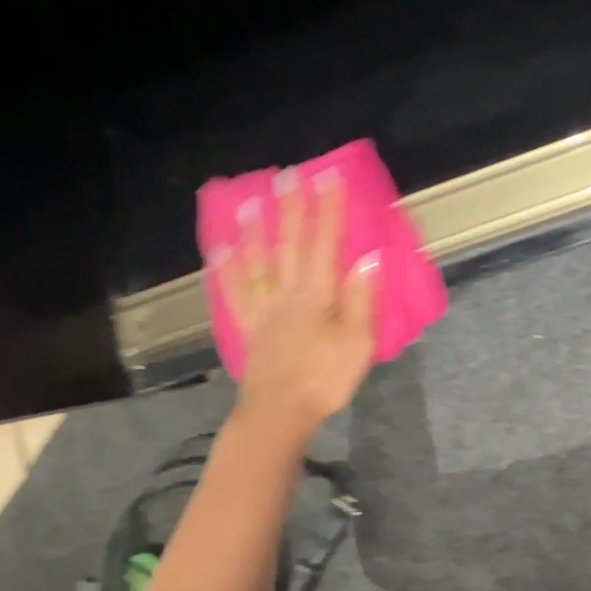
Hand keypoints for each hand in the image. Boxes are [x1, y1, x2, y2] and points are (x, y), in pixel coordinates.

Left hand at [211, 169, 377, 444]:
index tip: (329, 177)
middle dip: (291, 208)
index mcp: (317, 294)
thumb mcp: (358, 341)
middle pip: (289, 244)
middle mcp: (287, 293)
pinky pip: (236, 294)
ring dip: (256, 230)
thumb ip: (362, 299)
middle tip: (289, 176)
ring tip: (251, 203)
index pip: (325, 243)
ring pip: (258, 263)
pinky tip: (221, 253)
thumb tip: (369, 256)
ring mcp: (264, 310)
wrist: (279, 414)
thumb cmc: (325, 378)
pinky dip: (228, 271)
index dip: (328, 209)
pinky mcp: (250, 328)